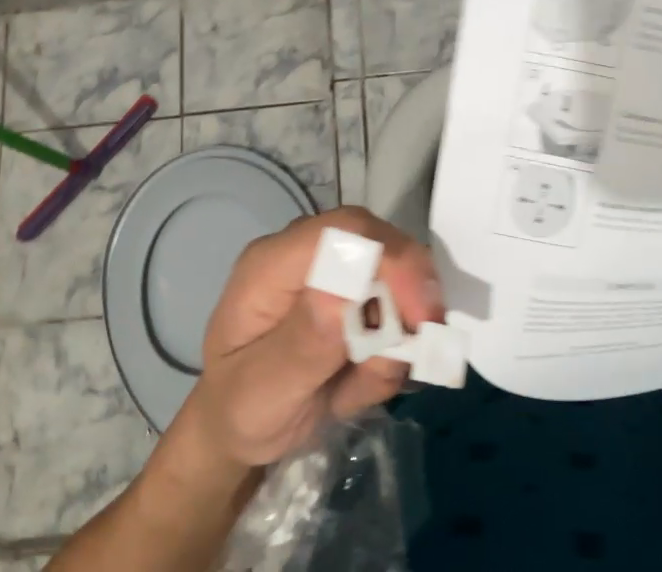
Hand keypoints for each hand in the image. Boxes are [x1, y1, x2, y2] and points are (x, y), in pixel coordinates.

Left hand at [178, 206, 441, 469]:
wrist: (241, 430)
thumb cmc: (239, 408)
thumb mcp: (262, 389)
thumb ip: (304, 343)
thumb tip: (343, 292)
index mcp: (274, 263)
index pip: (345, 231)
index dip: (393, 260)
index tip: (421, 316)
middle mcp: (308, 255)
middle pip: (383, 247)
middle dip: (406, 305)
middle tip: (409, 362)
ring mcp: (334, 273)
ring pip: (400, 285)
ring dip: (394, 343)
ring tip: (355, 389)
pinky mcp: (355, 295)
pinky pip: (399, 313)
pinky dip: (393, 353)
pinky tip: (359, 382)